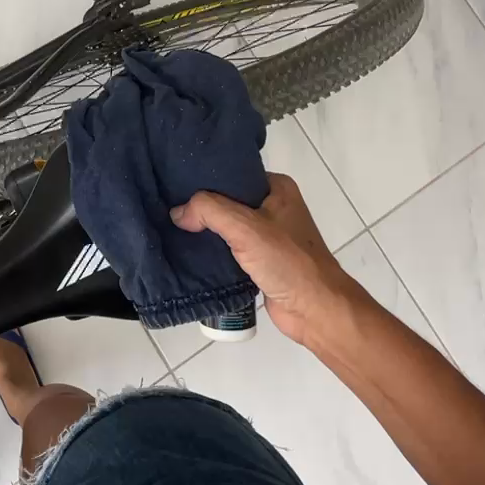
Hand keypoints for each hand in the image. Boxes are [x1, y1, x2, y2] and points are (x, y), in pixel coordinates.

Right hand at [170, 173, 369, 348]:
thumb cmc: (288, 261)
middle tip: (168, 204)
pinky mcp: (261, 261)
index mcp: (277, 188)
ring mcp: (268, 236)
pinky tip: (188, 251)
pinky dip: (212, 251)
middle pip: (227, 200)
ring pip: (227, 226)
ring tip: (172, 226)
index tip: (176, 181)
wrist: (315, 310)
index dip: (205, 178)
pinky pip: (229, 249)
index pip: (233, 173)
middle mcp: (274, 207)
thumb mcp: (245, 226)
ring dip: (205, 231)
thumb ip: (208, 211)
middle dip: (201, 206)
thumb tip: (177, 213)